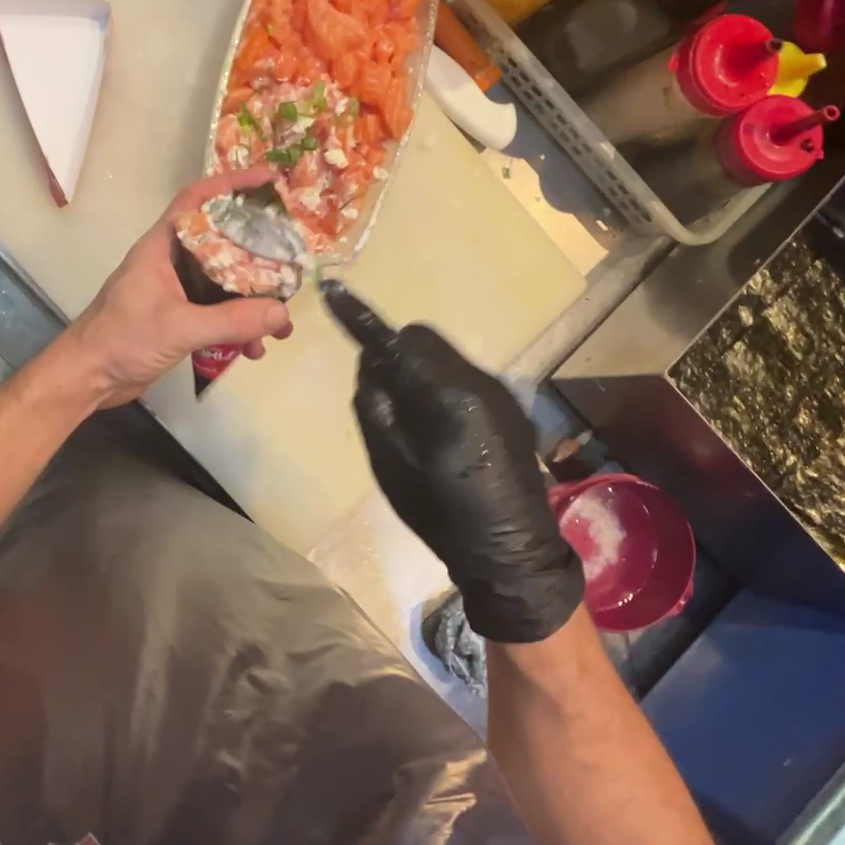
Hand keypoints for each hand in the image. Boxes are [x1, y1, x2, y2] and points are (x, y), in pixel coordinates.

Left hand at [59, 167, 294, 408]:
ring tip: (280, 325)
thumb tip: (281, 312)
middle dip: (257, 256)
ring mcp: (174, 292)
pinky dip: (237, 328)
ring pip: (223, 285)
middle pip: (221, 244)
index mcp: (162, 247)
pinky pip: (216, 315)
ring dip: (252, 303)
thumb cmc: (122, 339)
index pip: (196, 200)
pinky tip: (253, 350)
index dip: (230, 184)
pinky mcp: (178, 319)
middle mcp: (170, 263)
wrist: (88, 377)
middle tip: (290, 264)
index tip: (267, 181)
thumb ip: (231, 321)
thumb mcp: (179, 327)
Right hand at [327, 283, 581, 643]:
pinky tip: (442, 429)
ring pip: (443, 355)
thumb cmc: (439, 514)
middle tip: (381, 393)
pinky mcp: (509, 403)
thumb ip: (374, 404)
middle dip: (396, 352)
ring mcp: (500, 389)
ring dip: (419, 371)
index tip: (334, 293)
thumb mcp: (390, 464)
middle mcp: (480, 380)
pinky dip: (440, 386)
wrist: (510, 550)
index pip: (400, 340)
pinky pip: (462, 375)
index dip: (362, 318)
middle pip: (423, 338)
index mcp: (447, 397)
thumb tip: (371, 362)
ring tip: (413, 419)